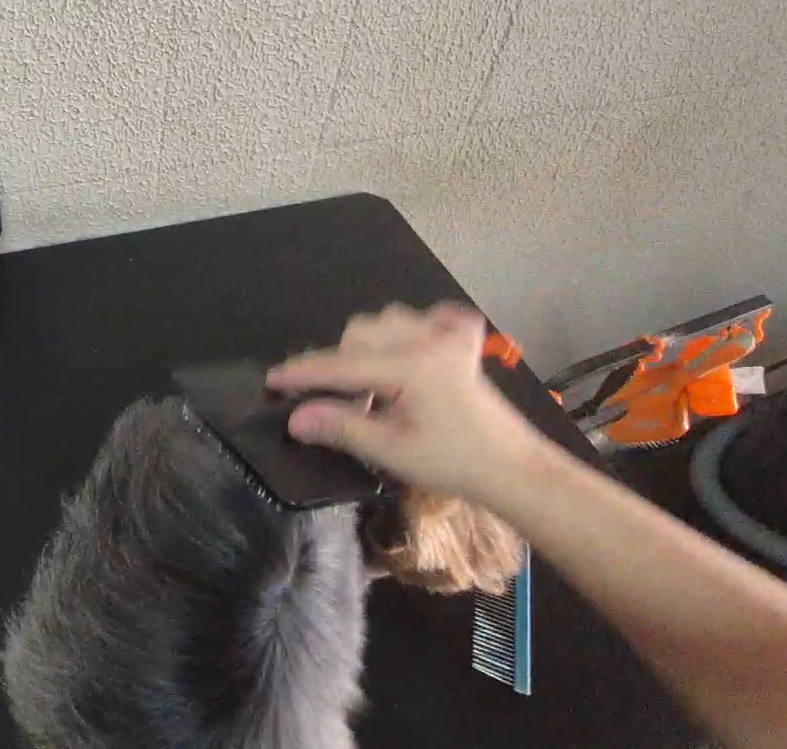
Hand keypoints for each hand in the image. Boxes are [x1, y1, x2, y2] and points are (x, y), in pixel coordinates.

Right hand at [267, 303, 550, 499]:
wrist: (514, 470)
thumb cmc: (454, 464)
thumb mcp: (392, 451)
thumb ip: (341, 427)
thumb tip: (295, 417)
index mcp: (411, 365)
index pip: (341, 365)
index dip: (303, 374)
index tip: (272, 380)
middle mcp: (427, 339)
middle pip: (358, 334)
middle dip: (338, 363)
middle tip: (335, 401)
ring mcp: (447, 336)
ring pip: (386, 320)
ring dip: (367, 345)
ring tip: (369, 381)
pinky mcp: (462, 341)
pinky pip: (428, 315)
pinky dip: (411, 326)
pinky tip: (412, 346)